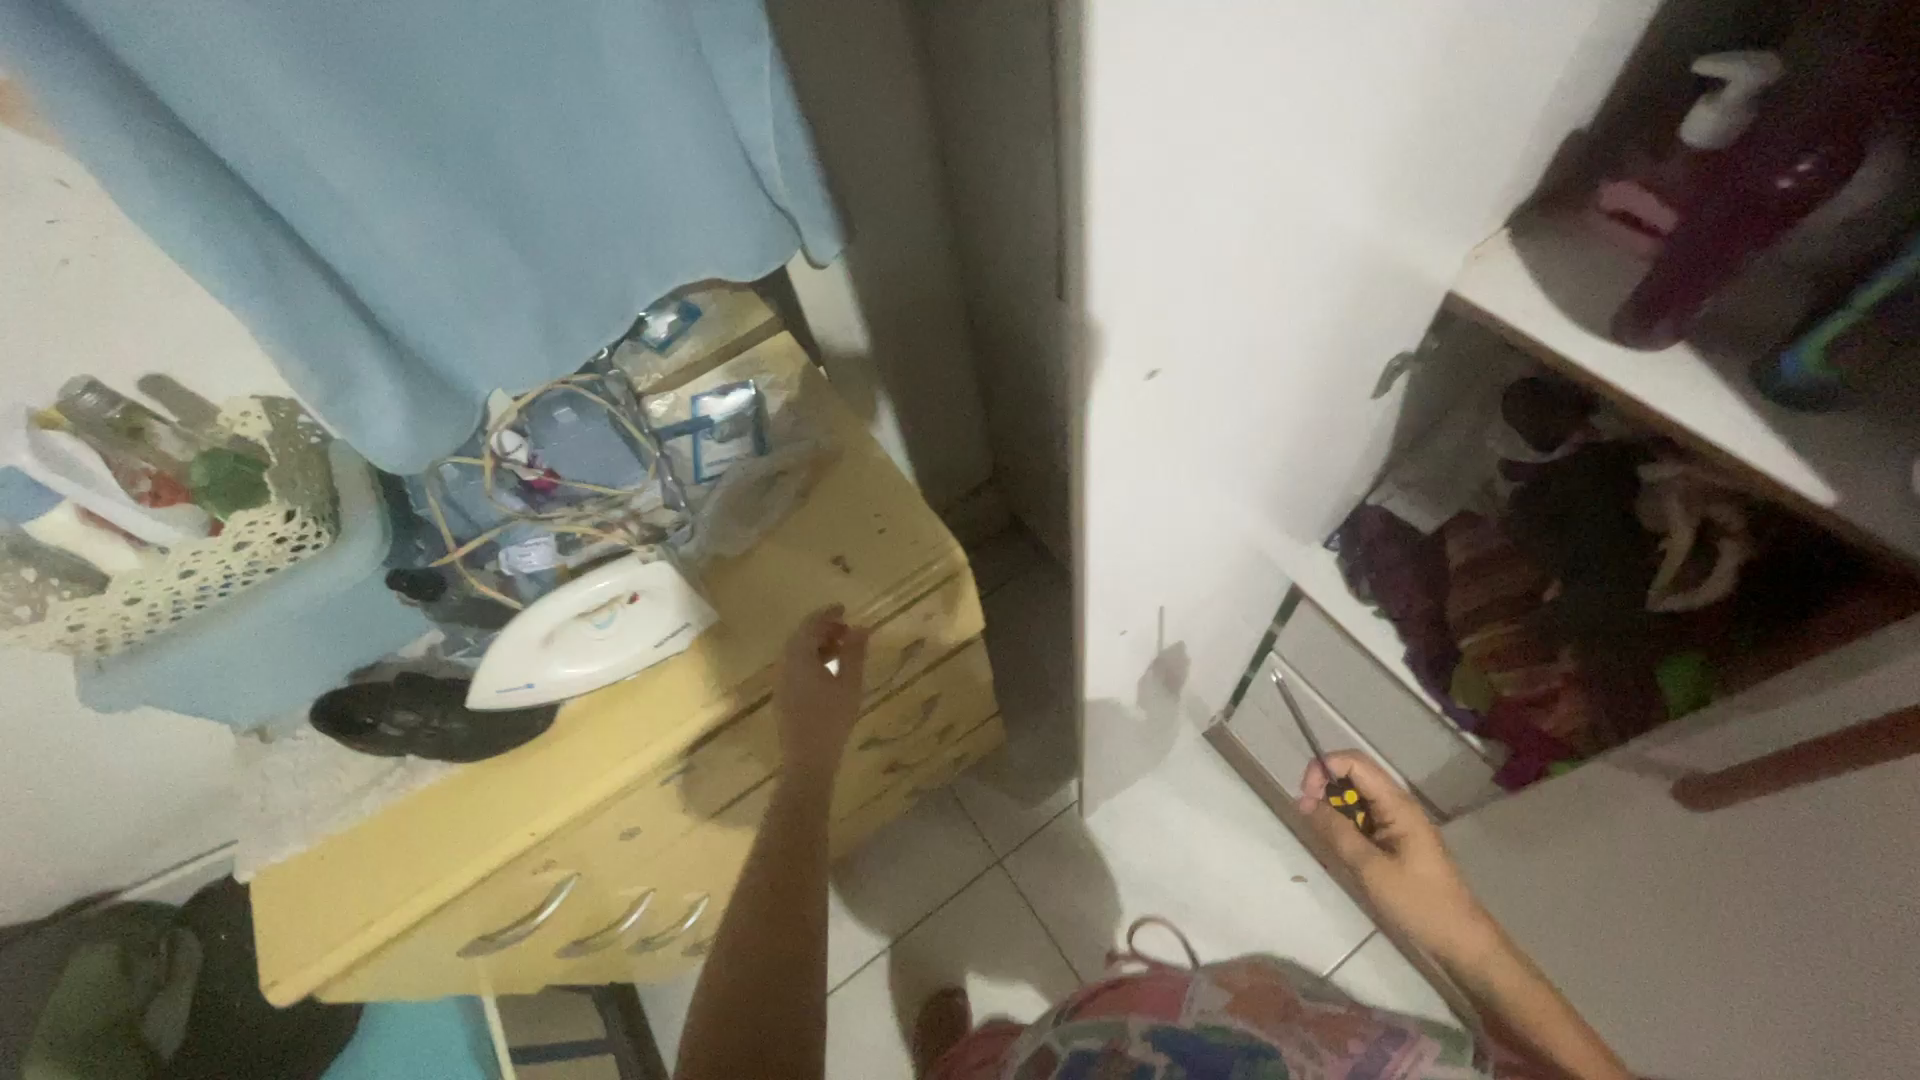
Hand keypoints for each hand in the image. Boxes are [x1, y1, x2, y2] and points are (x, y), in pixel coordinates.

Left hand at [775, 605, 870, 781]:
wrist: (807, 760)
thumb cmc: (832, 719)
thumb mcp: (849, 684)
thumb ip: (854, 653)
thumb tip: (861, 627)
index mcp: (798, 657)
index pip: (810, 625)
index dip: (827, 613)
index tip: (844, 608)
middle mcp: (784, 665)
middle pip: (801, 637)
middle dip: (823, 629)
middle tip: (847, 630)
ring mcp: (781, 682)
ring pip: (797, 653)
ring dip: (818, 645)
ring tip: (842, 650)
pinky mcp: (783, 696)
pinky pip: (796, 667)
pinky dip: (812, 660)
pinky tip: (830, 672)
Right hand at [1298, 751, 1495, 964]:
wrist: (1461, 940)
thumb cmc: (1418, 902)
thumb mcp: (1369, 867)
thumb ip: (1335, 830)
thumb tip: (1303, 800)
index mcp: (1397, 804)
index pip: (1353, 762)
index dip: (1323, 769)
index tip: (1306, 798)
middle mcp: (1398, 805)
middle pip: (1354, 775)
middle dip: (1325, 789)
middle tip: (1312, 820)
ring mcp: (1399, 821)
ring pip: (1356, 797)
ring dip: (1335, 810)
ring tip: (1329, 841)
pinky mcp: (1397, 838)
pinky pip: (1364, 818)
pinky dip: (1347, 826)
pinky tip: (1345, 852)